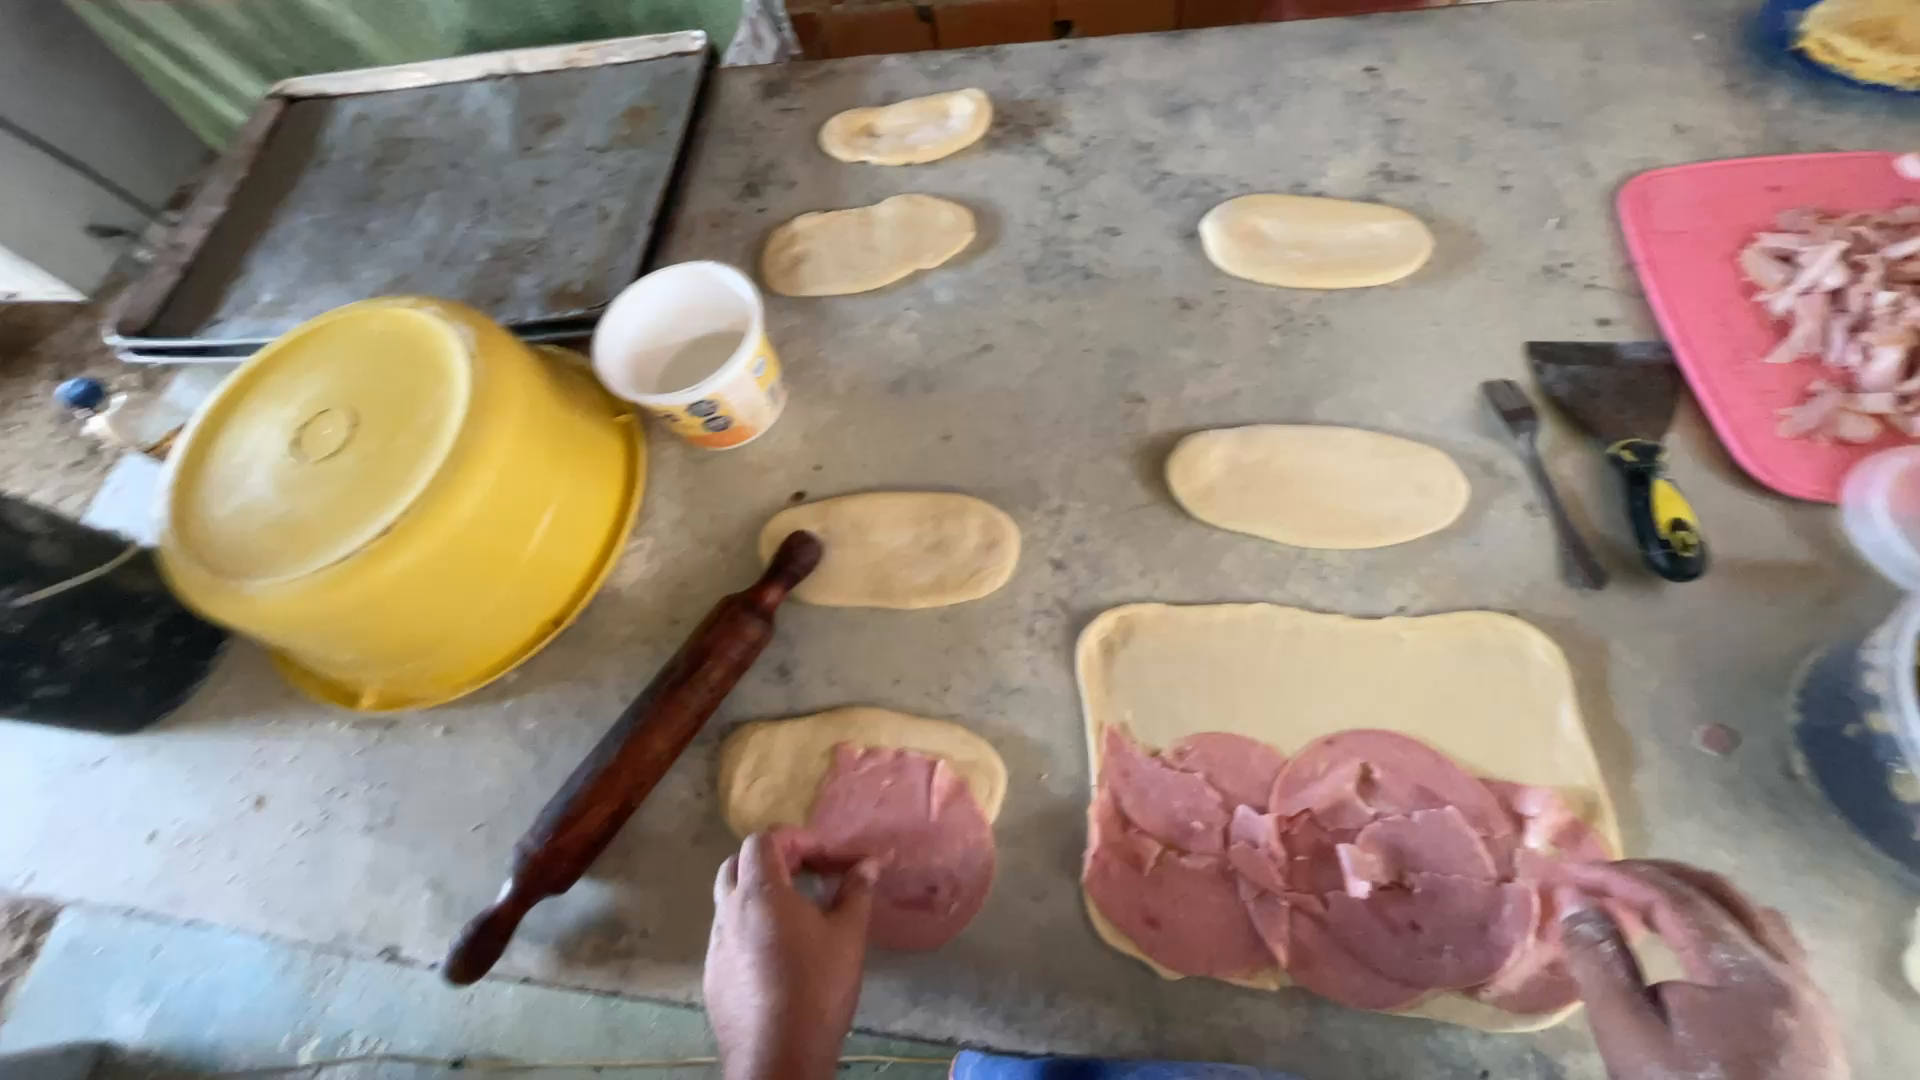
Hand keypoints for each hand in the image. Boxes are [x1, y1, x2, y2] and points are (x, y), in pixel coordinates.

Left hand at [704, 831, 876, 1079]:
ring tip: (797, 912)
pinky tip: (778, 952)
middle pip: (737, 864)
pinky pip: (727, 935)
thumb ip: (856, 891)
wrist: (778, 1063)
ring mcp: (715, 948)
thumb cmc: (817, 989)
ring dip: (759, 893)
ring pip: (729, 901)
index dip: (795, 838)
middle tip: (808, 874)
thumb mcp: (848, 935)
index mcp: (759, 894)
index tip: (824, 857)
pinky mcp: (713, 978)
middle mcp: (728, 913)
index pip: (762, 840)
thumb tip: (869, 862)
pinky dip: (750, 926)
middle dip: (773, 860)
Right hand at [1557, 859, 1847, 1079]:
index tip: (1565, 873)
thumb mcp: (1628, 1033)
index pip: (1673, 898)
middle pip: (1718, 893)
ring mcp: (1808, 998)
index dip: (1614, 876)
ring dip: (1687, 893)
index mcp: (1748, 974)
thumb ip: (1599, 959)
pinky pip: (1767, 942)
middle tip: (1597, 877)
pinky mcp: (1808, 1020)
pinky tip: (1689, 937)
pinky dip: (1718, 920)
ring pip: (1749, 914)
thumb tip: (1573, 897)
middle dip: (1650, 874)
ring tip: (1637, 898)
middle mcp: (1791, 975)